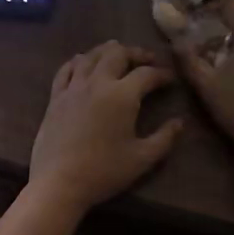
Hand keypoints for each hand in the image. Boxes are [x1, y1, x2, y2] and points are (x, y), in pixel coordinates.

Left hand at [29, 41, 183, 212]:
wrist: (59, 183)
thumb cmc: (103, 172)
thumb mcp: (142, 159)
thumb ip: (164, 139)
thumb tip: (179, 123)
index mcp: (122, 95)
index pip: (147, 74)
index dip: (162, 74)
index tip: (170, 79)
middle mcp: (97, 83)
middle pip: (118, 54)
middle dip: (136, 53)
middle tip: (147, 60)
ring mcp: (73, 89)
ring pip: (90, 56)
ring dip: (107, 51)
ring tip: (117, 54)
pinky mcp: (55, 99)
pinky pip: (65, 70)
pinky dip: (77, 61)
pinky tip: (82, 63)